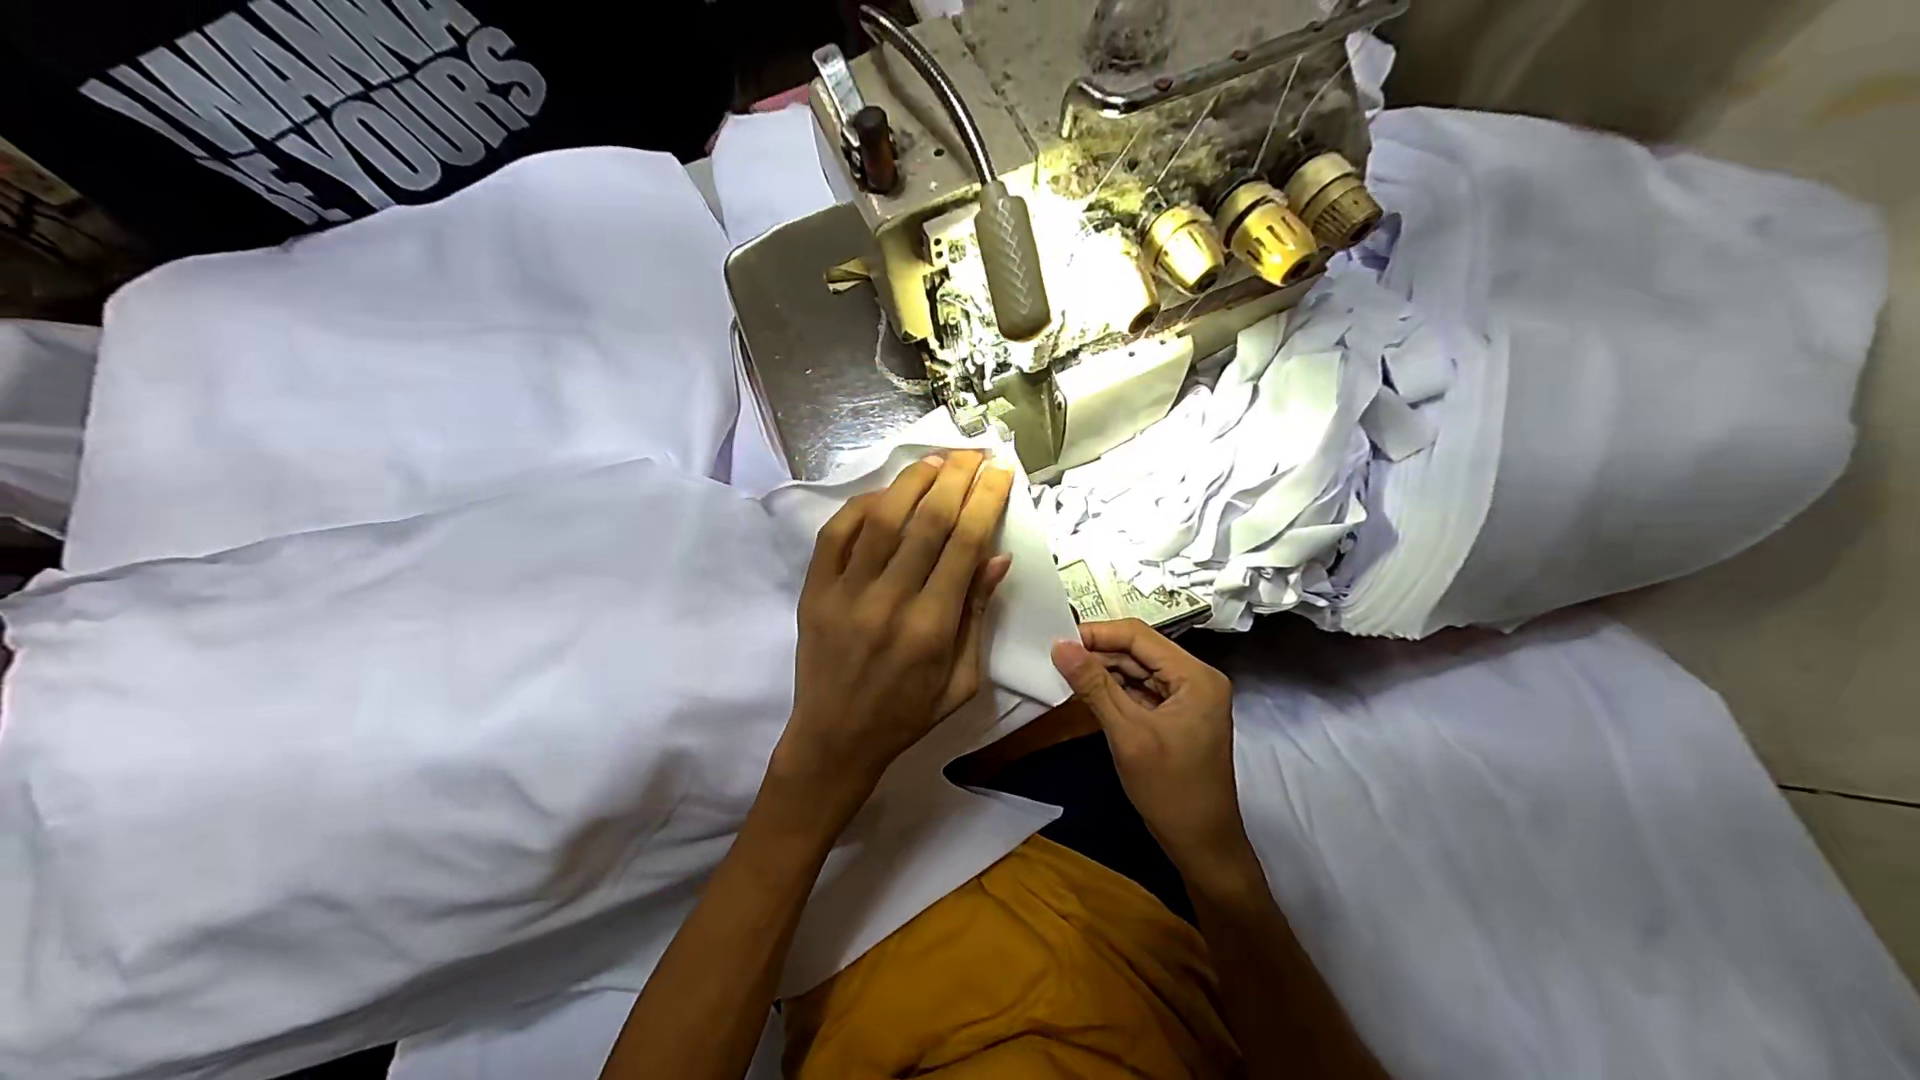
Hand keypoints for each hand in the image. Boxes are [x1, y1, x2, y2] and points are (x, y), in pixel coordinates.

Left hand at [777, 450, 1014, 803]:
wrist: (835, 738)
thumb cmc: (908, 714)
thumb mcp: (961, 678)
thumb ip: (977, 615)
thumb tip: (996, 556)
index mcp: (931, 627)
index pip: (964, 543)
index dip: (985, 500)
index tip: (999, 472)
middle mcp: (888, 602)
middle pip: (927, 520)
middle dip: (956, 478)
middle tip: (973, 454)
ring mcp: (844, 593)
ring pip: (881, 518)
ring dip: (912, 481)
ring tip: (936, 461)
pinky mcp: (813, 591)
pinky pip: (836, 533)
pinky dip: (862, 505)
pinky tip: (886, 494)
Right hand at [1051, 619, 1249, 872]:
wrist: (1203, 845)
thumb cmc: (1170, 790)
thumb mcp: (1127, 734)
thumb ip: (1093, 685)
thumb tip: (1059, 646)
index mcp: (1195, 676)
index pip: (1139, 636)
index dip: (1097, 634)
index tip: (1057, 640)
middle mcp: (1195, 678)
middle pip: (1139, 650)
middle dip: (1098, 653)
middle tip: (1055, 658)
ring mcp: (1187, 697)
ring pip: (1138, 670)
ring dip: (1103, 671)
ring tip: (1064, 673)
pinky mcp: (1176, 715)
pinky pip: (1141, 690)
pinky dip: (1115, 690)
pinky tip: (1086, 692)